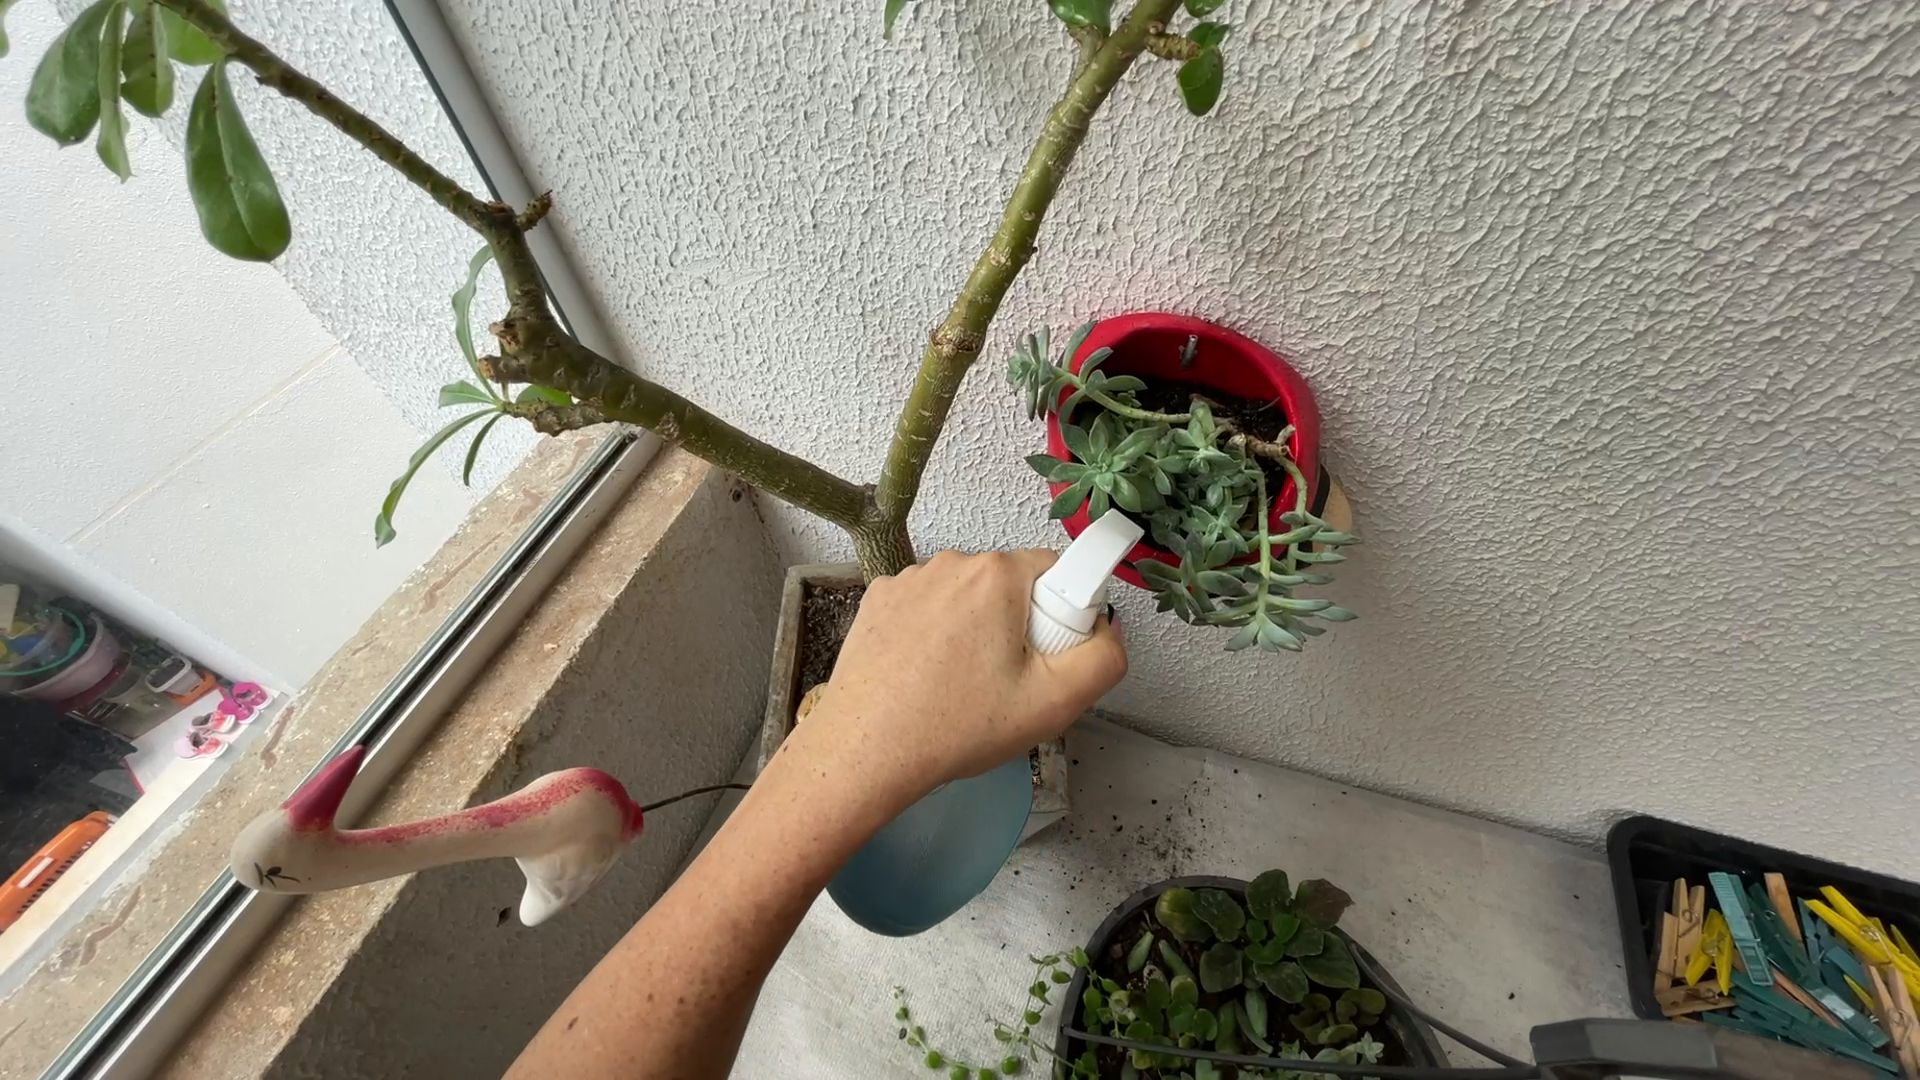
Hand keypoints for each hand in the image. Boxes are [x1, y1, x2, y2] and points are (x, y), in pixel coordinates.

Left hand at [783, 550, 1126, 812]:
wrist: (864, 751)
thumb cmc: (954, 726)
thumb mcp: (1055, 703)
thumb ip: (1105, 659)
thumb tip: (1107, 628)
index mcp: (997, 574)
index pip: (1056, 573)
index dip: (1062, 617)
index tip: (1044, 658)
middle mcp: (950, 563)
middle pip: (1011, 586)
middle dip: (1019, 626)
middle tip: (1005, 682)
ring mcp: (908, 580)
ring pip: (966, 597)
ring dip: (974, 629)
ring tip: (959, 686)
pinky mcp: (878, 600)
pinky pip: (926, 607)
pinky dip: (933, 634)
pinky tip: (925, 677)